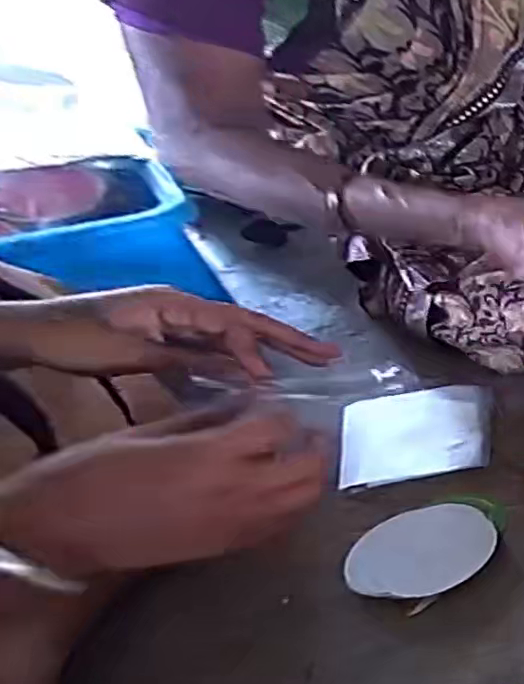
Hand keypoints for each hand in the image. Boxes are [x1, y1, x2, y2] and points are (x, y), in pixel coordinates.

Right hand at [0, 401, 328, 578]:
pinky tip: (285, 491)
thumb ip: (203, 421)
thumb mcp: (140, 436)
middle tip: (309, 434)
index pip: (276, 426)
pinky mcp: (237, 542)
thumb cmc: (85, 479)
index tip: (276, 405)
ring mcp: (244, 518)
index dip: (281, 411)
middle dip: (317, 444)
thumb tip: (243, 405)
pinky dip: (297, 502)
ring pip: (309, 495)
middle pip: (311, 463)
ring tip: (302, 461)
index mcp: (212, 455)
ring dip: (314, 475)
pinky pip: (289, 520)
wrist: (50, 538)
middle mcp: (240, 487)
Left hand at [19, 286, 338, 380]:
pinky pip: (220, 345)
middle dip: (292, 340)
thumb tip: (248, 375)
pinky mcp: (174, 335)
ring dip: (277, 348)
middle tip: (332, 354)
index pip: (233, 327)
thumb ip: (193, 361)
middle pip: (249, 323)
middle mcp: (186, 307)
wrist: (20, 335)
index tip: (267, 379)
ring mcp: (181, 320)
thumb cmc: (72, 340)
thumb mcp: (132, 352)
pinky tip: (267, 368)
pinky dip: (247, 355)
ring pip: (239, 334)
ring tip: (316, 359)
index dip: (254, 352)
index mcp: (178, 304)